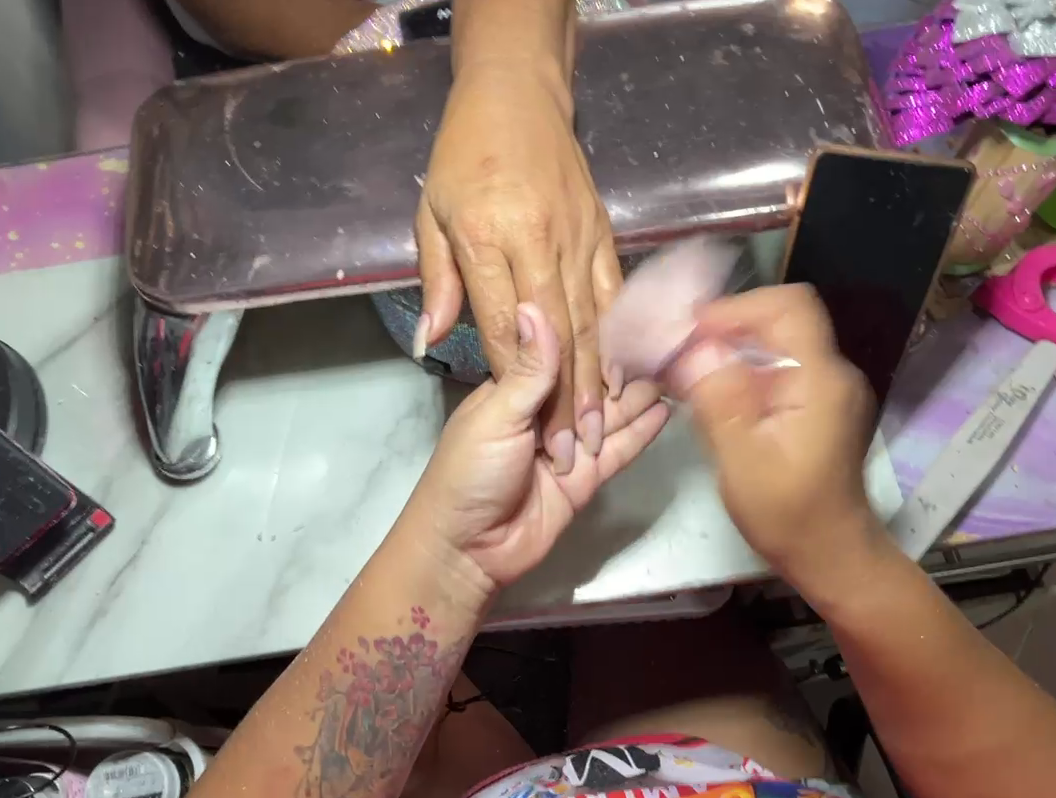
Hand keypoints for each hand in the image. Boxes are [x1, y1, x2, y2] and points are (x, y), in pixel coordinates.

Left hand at [400, 304, 667, 595]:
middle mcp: (545, 413)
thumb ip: (529, 369)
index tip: (631, 310)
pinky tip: (666, 411)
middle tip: (669, 337)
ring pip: (610, 416)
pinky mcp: (585, 480)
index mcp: (515, 389)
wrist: (468, 549)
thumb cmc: (469, 474)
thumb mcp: (497, 415)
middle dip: (625, 364)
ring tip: (678, 368)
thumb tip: (537, 304)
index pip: (562, 354)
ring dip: (640, 396)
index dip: (594, 336)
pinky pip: (617, 452)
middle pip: (593, 383)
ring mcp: (568, 447)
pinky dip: (640, 433)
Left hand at [415, 60, 621, 476]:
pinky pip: (614, 296)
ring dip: (598, 379)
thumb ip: (438, 282)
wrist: (516, 91)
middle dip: (566, 398)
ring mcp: (578, 239)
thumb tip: (429, 339)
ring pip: (591, 321)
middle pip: (556, 335)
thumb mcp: (430, 216)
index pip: (501, 325)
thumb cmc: (463, 157)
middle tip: (575, 448)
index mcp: (485, 239)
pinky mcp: (604, 236)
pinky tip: (625, 373)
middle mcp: (536, 243)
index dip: (514, 379)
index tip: (528, 428)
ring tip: (601, 426)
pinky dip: (621, 339)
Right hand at [678, 286, 888, 586]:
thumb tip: (690, 349)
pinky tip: (715, 396)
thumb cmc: (787, 515)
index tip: (690, 331)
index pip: (787, 306)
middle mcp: (832, 374)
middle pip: (780, 321)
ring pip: (778, 346)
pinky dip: (745, 373)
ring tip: (689, 371)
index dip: (736, 307)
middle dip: (728, 328)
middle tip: (680, 350)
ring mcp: (828, 391)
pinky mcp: (818, 408)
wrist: (830, 554)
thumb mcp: (742, 459)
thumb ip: (718, 400)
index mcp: (820, 380)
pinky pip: (780, 372)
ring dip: (732, 350)